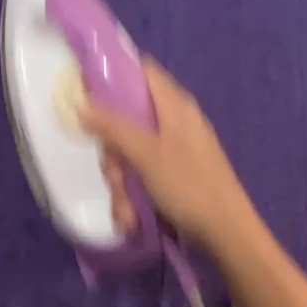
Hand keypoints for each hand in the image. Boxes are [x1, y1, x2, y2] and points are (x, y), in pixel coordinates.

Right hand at [78, 58, 258, 251]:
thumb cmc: (189, 186)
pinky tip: (134, 220)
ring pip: (130, 156)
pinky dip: (135, 198)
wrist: (227, 235)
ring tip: (128, 212)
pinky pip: (143, 178)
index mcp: (175, 106)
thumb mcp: (146, 154)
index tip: (87, 94)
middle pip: (127, 121)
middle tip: (114, 175)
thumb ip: (112, 126)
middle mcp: (175, 123)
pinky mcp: (174, 177)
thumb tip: (79, 99)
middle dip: (114, 155)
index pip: (142, 71)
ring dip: (123, 186)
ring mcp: (175, 151)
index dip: (114, 76)